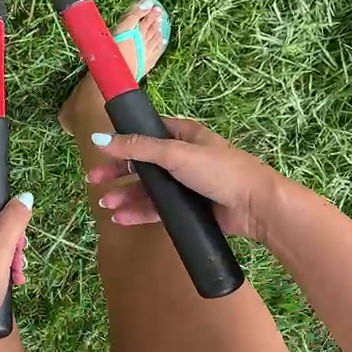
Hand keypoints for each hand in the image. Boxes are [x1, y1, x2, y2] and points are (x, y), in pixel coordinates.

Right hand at [87, 117, 295, 242]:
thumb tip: (99, 138)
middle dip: (117, 173)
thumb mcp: (176, 153)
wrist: (256, 207)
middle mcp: (182, 158)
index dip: (122, 142)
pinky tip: (122, 217)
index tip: (100, 151)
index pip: (145, 134)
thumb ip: (136, 147)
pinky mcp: (188, 207)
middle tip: (94, 181)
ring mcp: (185, 184)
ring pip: (147, 188)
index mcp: (183, 135)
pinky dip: (139, 212)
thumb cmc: (220, 170)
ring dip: (126, 195)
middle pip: (141, 164)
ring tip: (107, 205)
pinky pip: (157, 208)